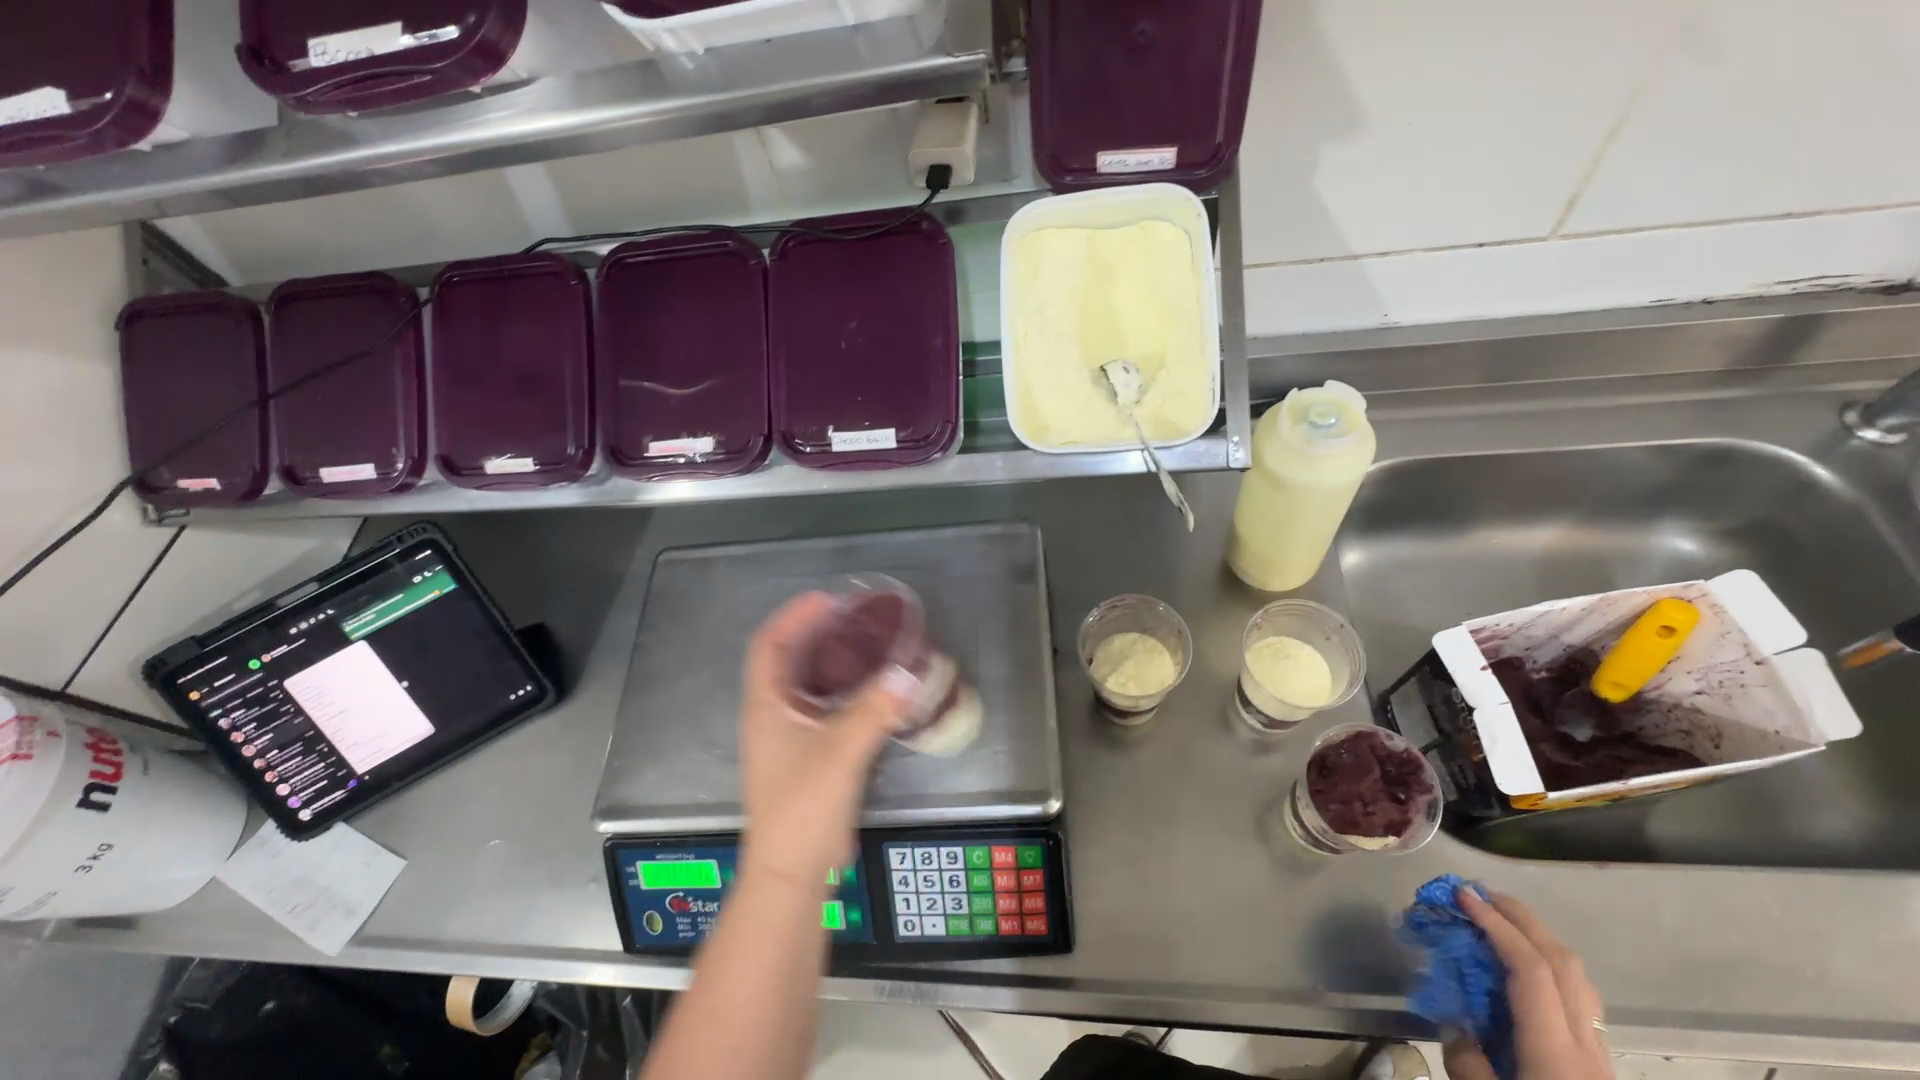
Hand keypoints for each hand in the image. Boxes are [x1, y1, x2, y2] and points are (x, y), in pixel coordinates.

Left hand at [736, 593, 912, 890]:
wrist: (792, 872)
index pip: (769, 645)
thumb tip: (908, 673)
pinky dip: (845, 694)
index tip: (830, 599)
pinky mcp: (807, 760)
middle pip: (789, 661)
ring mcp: (788, 740)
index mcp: (765, 706)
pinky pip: (825, 712)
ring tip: (869, 646)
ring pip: (808, 687)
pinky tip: (873, 693)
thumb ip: (875, 710)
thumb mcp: (841, 753)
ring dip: (833, 664)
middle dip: (818, 634)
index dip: (795, 617)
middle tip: (858, 618)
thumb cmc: (803, 807)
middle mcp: (772, 717)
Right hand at [1443, 887, 1613, 1079]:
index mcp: (1556, 1057)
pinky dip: (1549, 968)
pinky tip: (1521, 970)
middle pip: (1564, 964)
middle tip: (1479, 893)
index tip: (1462, 897)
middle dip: (1521, 919)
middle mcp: (1588, 1049)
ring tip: (1499, 920)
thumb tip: (1460, 1025)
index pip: (1531, 971)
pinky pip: (1579, 1001)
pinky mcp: (1601, 1068)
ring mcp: (1601, 1058)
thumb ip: (1468, 1061)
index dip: (1496, 926)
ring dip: (1538, 939)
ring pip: (1580, 979)